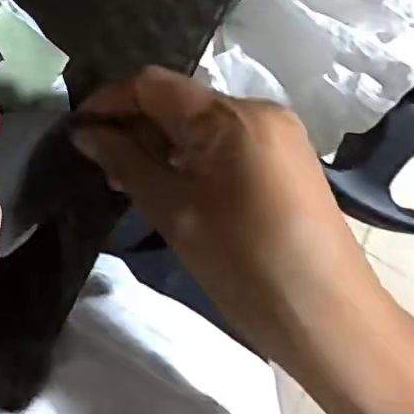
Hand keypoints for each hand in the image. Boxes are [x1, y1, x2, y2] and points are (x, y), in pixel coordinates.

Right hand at [72, 69, 413, 413]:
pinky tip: (165, 185)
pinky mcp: (282, 159)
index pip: (151, 84)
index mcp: (233, 116)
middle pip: (174, 100)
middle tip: (100, 162)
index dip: (107, 100)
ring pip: (193, 121)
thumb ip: (122, 160)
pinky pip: (217, 140)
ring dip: (155, 142)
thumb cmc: (247, 263)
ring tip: (127, 179)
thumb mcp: (171, 209)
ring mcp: (275, 135)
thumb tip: (83, 132)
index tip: (77, 130)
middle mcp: (257, 111)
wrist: (337, 328)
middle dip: (131, 125)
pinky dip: (184, 155)